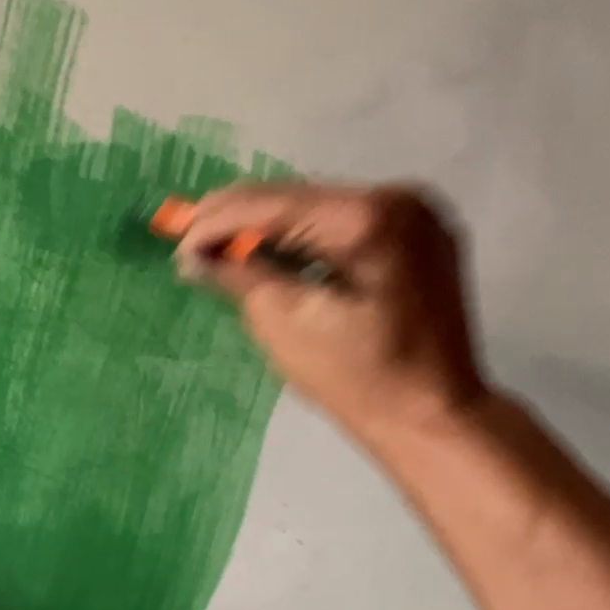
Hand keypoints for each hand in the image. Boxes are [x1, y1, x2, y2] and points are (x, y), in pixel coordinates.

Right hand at [175, 182, 489, 449]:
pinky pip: (344, 221)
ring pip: (318, 206)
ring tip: (218, 245)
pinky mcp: (419, 234)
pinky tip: (269, 251)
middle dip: (238, 217)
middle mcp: (399, 198)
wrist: (433, 413)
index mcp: (369, 219)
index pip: (274, 205)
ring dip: (267, 225)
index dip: (217, 222)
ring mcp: (416, 212)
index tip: (176, 243)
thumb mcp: (285, 323)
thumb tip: (194, 254)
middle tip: (186, 237)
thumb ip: (239, 275)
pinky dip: (303, 235)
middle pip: (297, 196)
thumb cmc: (356, 377)